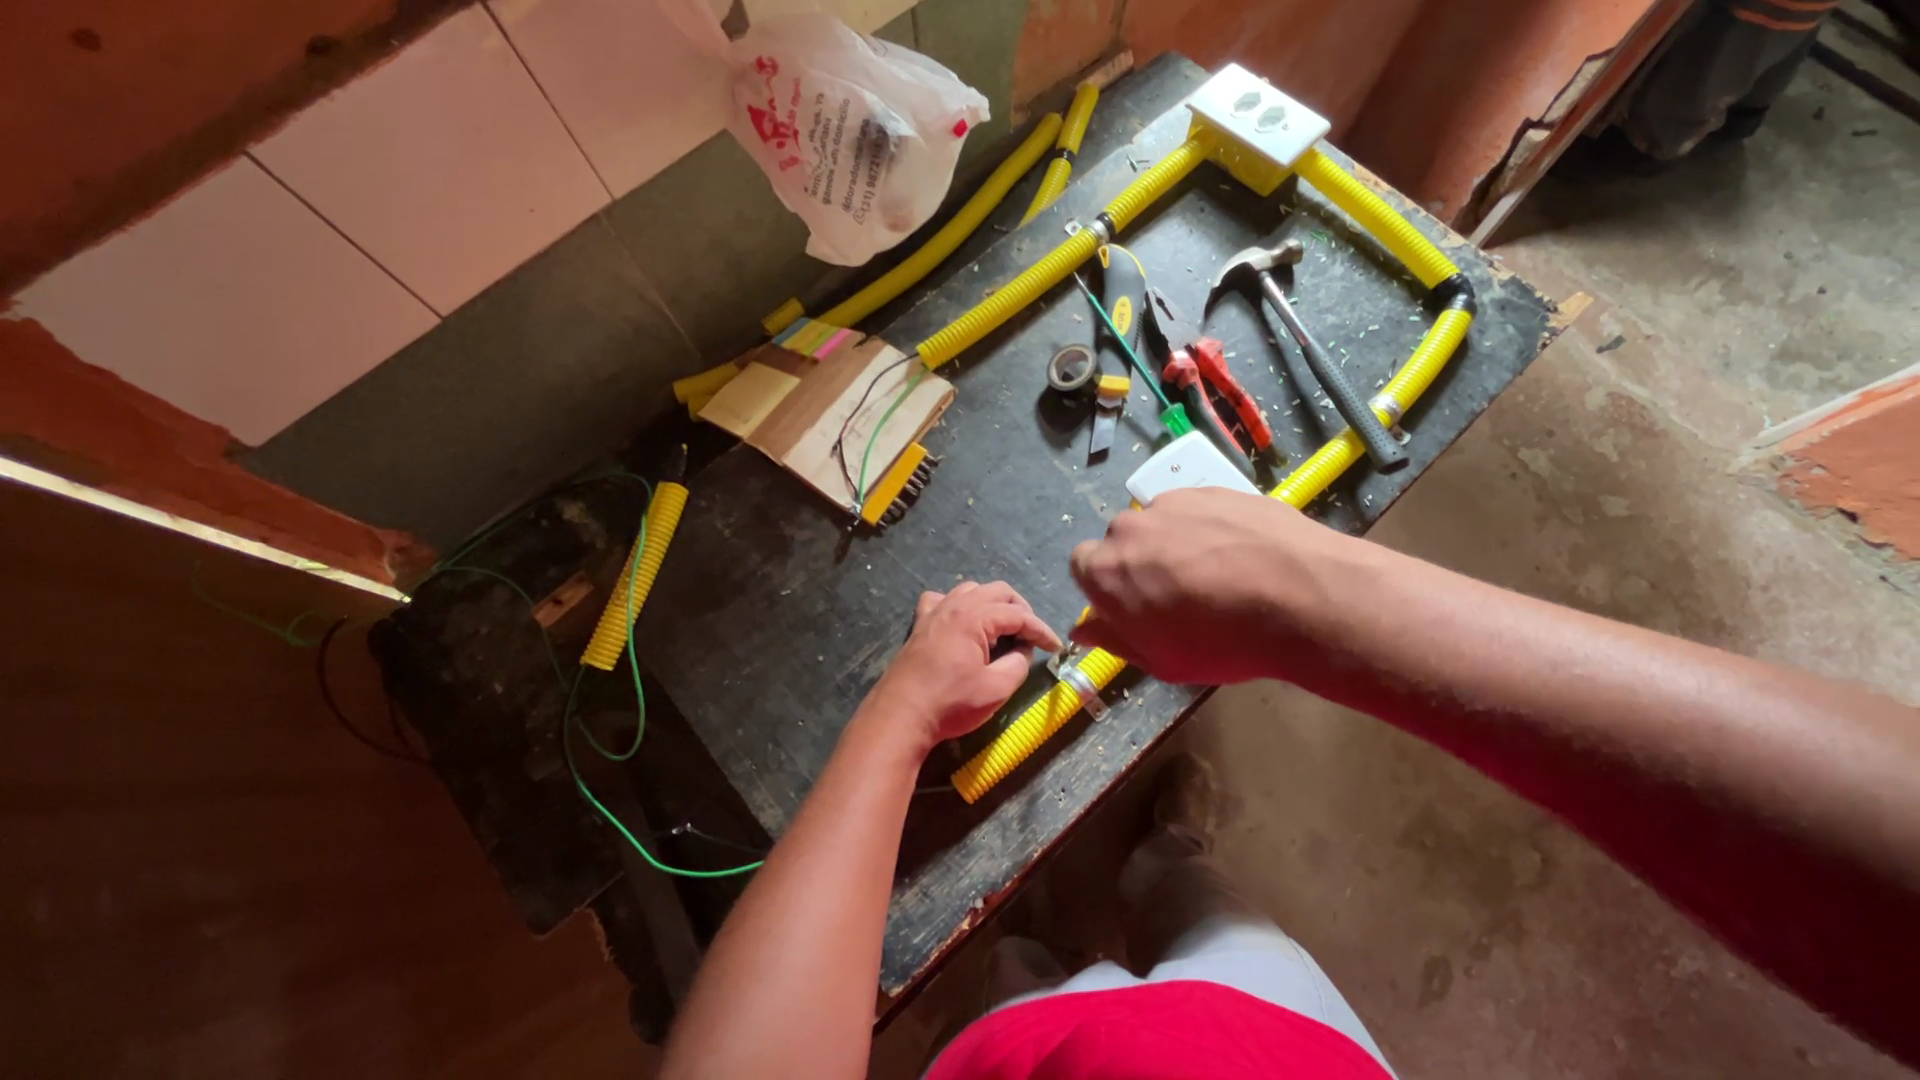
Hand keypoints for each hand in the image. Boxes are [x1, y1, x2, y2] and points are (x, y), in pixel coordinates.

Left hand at [864, 582, 1062, 752]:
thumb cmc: (950, 704)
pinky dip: (959, 605)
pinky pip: (942, 601)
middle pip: (997, 591)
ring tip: (1003, 628)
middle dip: (1020, 609)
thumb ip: (1018, 664)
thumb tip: (1023, 651)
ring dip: (992, 604)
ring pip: (970, 591)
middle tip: (1032, 635)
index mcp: (974, 616)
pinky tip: (963, 623)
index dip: (1041, 630)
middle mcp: (953, 605)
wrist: (901, 716)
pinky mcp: (920, 625)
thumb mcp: (996, 688)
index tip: (1055, 647)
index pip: (1018, 615)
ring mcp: (933, 612)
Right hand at [1069, 487, 1356, 684]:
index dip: (1108, 589)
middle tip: (1180, 596)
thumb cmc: (1222, 642)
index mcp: (1104, 569)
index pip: (1083, 568)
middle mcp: (1129, 527)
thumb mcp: (1160, 661)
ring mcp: (1173, 502)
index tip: (1136, 608)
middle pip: (1123, 543)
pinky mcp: (1214, 488)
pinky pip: (1200, 510)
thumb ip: (1113, 639)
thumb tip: (1082, 629)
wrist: (1302, 595)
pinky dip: (1213, 529)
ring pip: (1163, 524)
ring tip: (1221, 575)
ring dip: (1177, 543)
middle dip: (1142, 564)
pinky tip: (1245, 555)